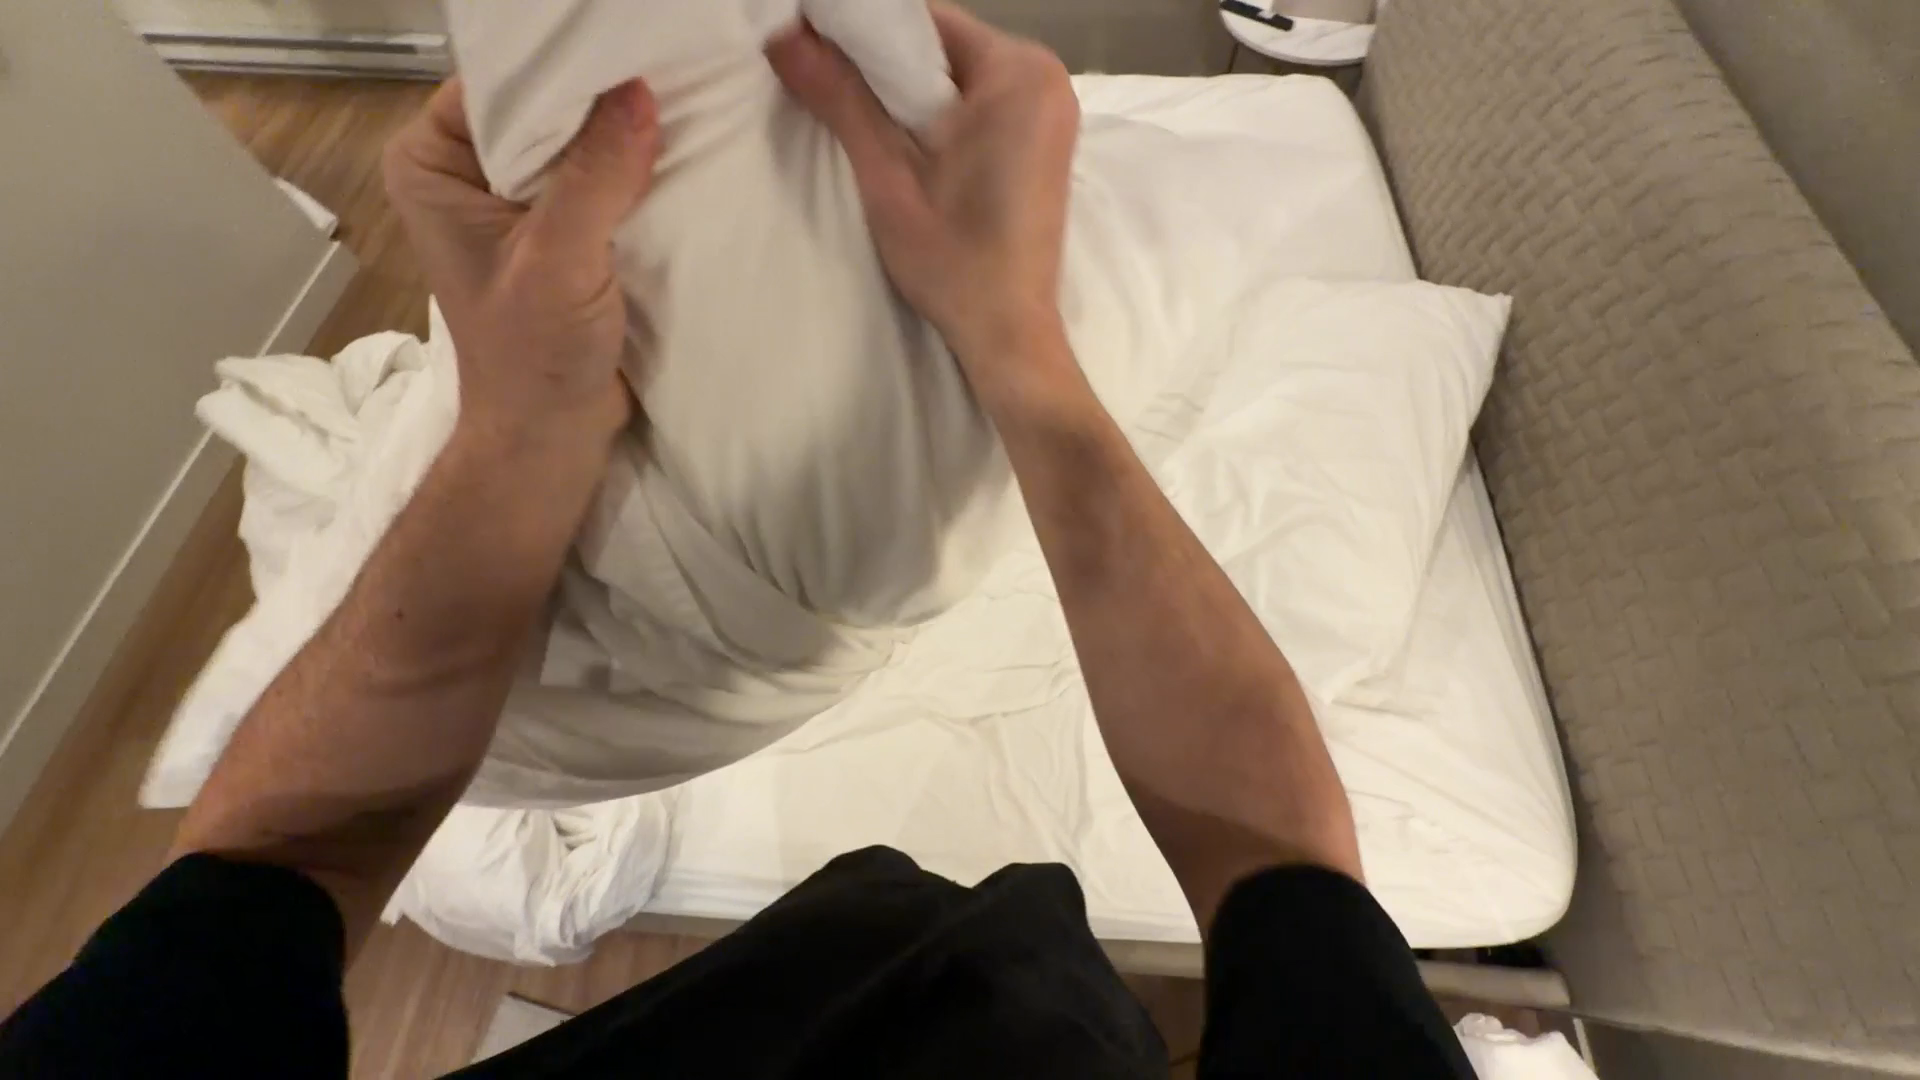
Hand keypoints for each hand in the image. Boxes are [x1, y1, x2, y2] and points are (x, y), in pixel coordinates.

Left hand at [383, 78, 661, 445]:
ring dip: (628, 147)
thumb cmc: (534, 354)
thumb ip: (594, 178)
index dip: (568, 72)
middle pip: (544, 115)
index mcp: (434, 163)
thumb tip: (641, 91)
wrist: (554, 432)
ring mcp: (521, 209)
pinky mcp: (565, 240)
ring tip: (686, 114)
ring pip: (579, 153)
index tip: (636, 52)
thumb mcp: (558, 260)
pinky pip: (602, 191)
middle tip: (673, 75)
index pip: (502, 86)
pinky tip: (678, 169)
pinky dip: (638, 185)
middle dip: (605, 106)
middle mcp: (471, 175)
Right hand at [768, 5, 1079, 379]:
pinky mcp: (1045, 148)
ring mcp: (1052, 116)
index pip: (923, 22)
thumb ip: (840, 99)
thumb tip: (782, 35)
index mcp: (1018, 73)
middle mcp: (1047, 80)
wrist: (1008, 333)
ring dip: (913, 98)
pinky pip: (983, 110)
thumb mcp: (888, 178)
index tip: (818, 52)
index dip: (864, 34)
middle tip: (834, 95)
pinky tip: (914, 152)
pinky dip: (944, 121)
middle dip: (888, 69)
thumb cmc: (954, 263)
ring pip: (961, 81)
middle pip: (944, 49)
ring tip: (870, 130)